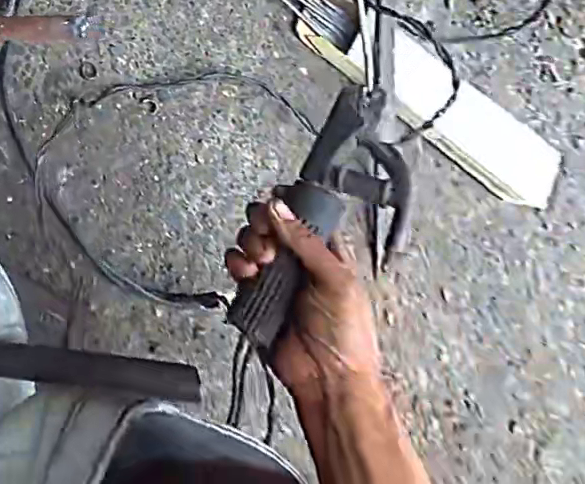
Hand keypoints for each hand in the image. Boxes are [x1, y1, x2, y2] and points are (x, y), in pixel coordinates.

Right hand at [224, 198, 383, 404]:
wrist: (325, 379)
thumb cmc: (347, 336)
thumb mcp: (336, 280)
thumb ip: (305, 240)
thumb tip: (278, 206)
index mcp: (325, 251)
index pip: (301, 213)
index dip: (285, 206)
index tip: (276, 206)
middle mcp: (298, 259)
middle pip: (269, 222)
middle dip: (262, 224)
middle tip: (268, 238)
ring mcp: (275, 275)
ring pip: (250, 240)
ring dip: (250, 244)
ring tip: (261, 262)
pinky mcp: (254, 290)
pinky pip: (237, 265)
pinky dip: (237, 263)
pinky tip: (247, 273)